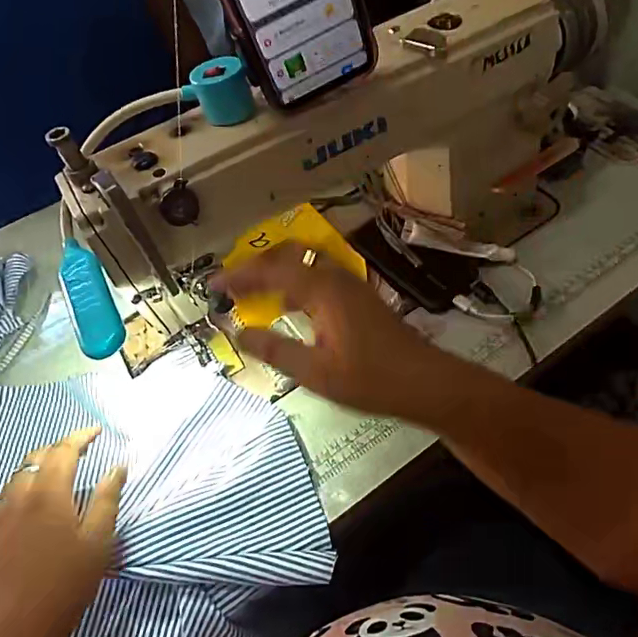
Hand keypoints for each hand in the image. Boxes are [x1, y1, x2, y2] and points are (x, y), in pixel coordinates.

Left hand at [0, 428, 124, 636]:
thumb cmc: (64, 587)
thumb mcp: (98, 543)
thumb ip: (108, 500)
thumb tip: (117, 468)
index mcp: (47, 494)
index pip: (63, 451)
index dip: (81, 437)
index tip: (97, 431)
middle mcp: (16, 500)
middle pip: (34, 461)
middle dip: (57, 450)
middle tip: (79, 451)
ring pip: (15, 481)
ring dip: (37, 470)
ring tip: (57, 476)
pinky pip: (4, 503)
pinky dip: (22, 492)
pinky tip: (32, 509)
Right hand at [214, 243, 472, 421]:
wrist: (426, 382)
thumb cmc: (371, 380)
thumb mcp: (316, 373)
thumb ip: (275, 350)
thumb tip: (237, 332)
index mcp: (324, 290)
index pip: (272, 270)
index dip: (239, 276)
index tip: (212, 286)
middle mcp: (338, 278)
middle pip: (290, 254)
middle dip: (256, 264)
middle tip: (230, 283)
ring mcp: (352, 286)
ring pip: (307, 263)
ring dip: (277, 271)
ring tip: (251, 291)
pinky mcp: (361, 297)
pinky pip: (319, 276)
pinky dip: (295, 282)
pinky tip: (288, 305)